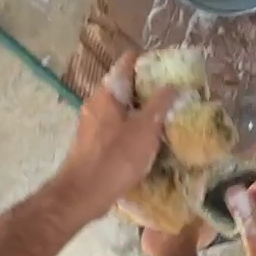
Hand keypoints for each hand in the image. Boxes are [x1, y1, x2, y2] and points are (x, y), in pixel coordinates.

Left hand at [49, 53, 177, 220]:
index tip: (170, 68)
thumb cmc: (116, 157)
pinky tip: (147, 140)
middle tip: (173, 95)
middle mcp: (96, 102)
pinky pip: (116, 125)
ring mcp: (92, 122)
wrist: (82, 194)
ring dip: (141, 110)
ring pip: (120, 107)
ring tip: (165, 117)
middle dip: (149, 88)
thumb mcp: (146, 129)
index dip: (149, 61)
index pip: (128, 62)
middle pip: (125, 85)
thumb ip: (160, 104)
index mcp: (108, 92)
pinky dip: (132, 126)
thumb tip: (173, 85)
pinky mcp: (92, 141)